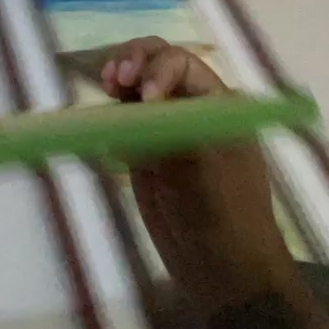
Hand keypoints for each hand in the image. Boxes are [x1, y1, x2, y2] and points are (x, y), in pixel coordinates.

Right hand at [91, 37, 297, 314]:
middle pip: (156, 60)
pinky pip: (123, 112)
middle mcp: (191, 105)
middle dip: (132, 60)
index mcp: (218, 104)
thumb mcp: (207, 169)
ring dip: (118, 75)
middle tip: (112, 78)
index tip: (143, 98)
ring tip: (105, 85)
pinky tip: (102, 108)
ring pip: (136, 80)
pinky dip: (109, 105)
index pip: (181, 64)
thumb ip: (176, 130)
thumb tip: (140, 102)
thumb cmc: (227, 216)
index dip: (157, 71)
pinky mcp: (143, 144)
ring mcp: (165, 124)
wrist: (221, 268)